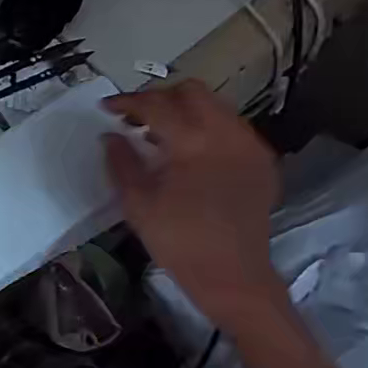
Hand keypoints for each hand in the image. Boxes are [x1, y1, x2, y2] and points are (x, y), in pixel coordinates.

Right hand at [102, 81, 283, 323]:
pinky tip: (188, 150)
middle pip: (191, 92)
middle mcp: (227, 135)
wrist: (232, 275)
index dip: (127, 102)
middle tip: (134, 117)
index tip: (106, 108)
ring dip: (183, 110)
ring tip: (158, 132)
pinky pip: (231, 126)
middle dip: (159, 97)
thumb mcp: (136, 203)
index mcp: (193, 144)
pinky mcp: (261, 160)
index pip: (156, 105)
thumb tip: (110, 135)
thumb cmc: (177, 241)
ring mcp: (250, 145)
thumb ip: (121, 162)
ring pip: (215, 105)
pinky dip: (205, 126)